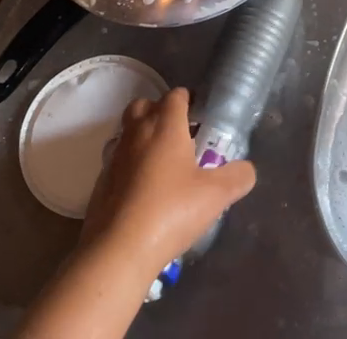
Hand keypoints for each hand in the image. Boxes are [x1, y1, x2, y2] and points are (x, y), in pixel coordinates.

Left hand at [79, 87, 257, 274]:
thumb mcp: (216, 196)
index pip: (175, 96)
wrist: (117, 251)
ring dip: (143, 138)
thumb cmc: (170, 212)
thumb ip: (237, 177)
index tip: (201, 118)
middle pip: (144, 105)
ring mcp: (114, 157)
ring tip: (163, 164)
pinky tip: (144, 190)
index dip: (189, 101)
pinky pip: (117, 161)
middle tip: (180, 136)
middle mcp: (136, 133)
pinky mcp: (100, 183)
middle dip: (160, 112)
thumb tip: (246, 170)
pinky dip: (130, 166)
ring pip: (127, 132)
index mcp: (165, 126)